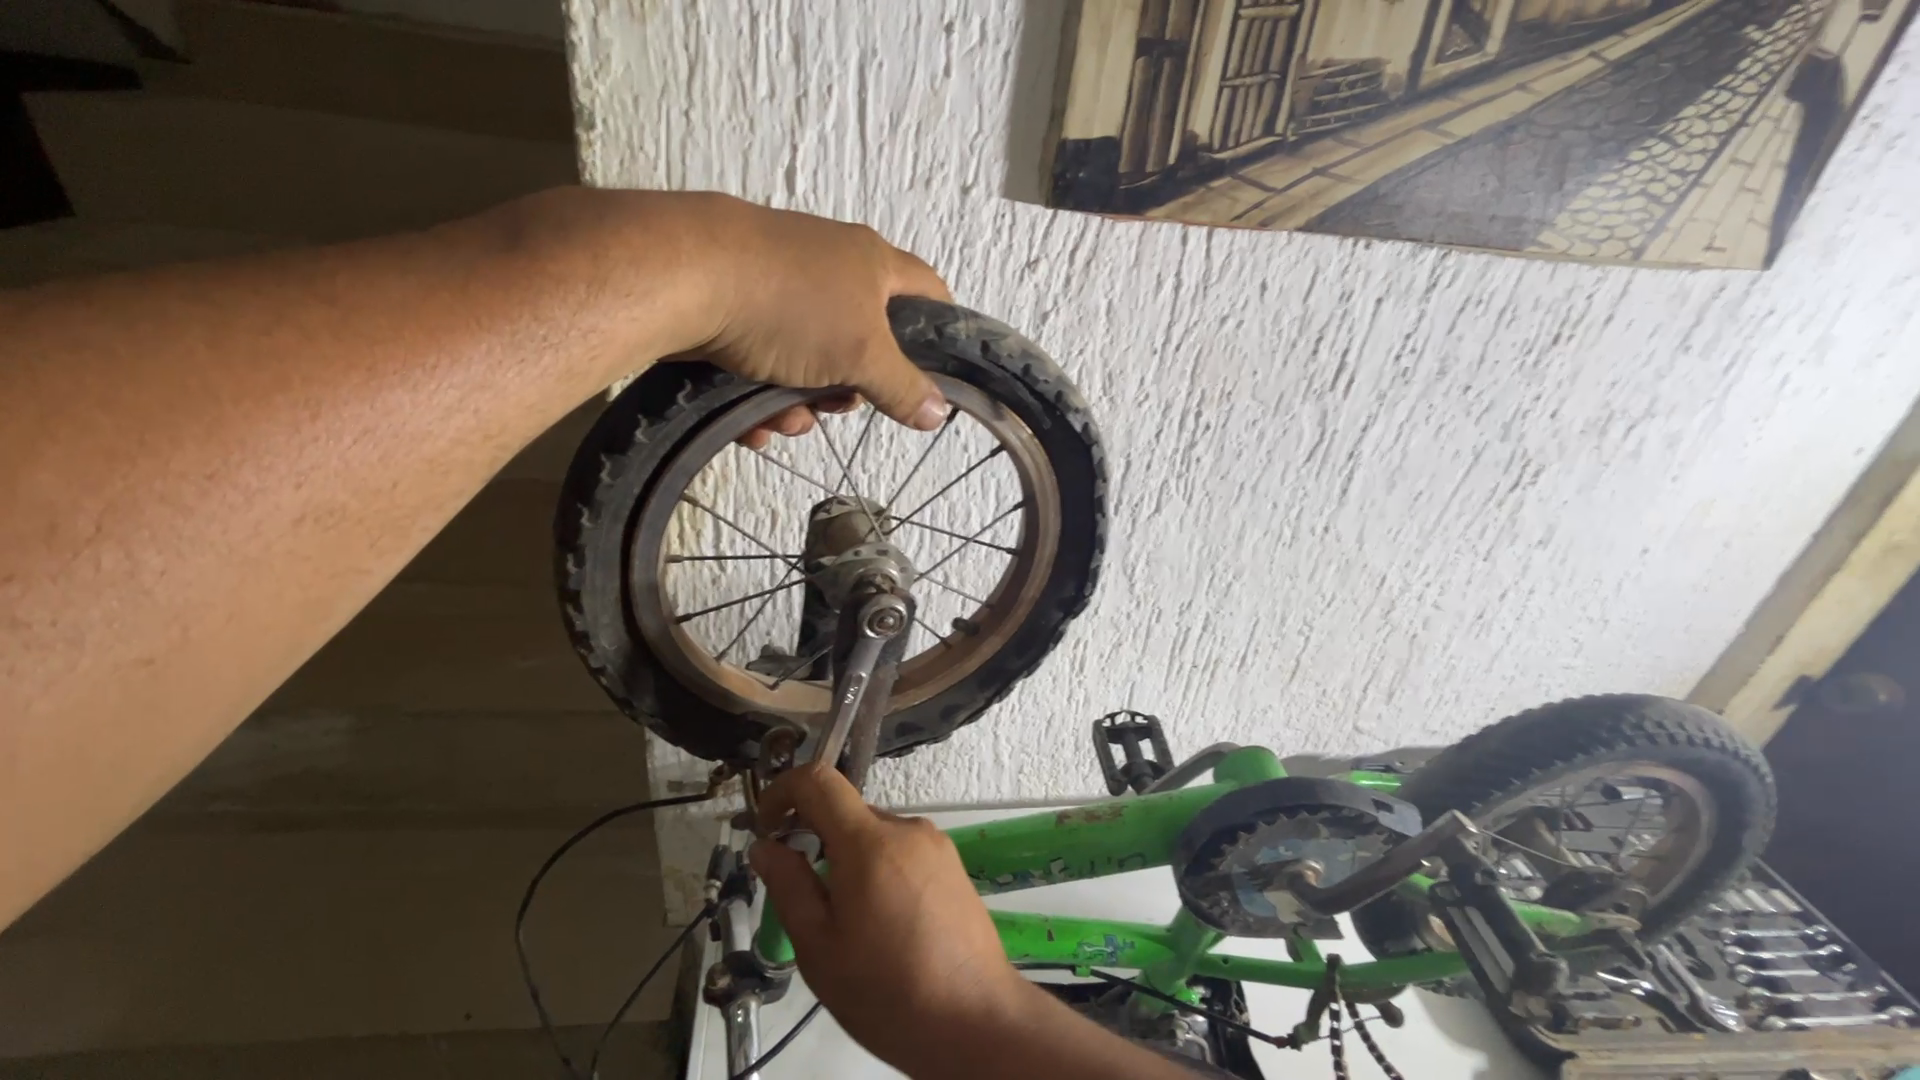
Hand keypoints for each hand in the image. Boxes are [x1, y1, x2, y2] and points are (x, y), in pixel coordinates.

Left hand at [661, 193, 953, 448]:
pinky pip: (764, 362)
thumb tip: (939, 412)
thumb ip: (903, 386)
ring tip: (783, 420)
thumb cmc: (790, 306)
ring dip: (801, 402)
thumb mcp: (861, 354)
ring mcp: (779, 287)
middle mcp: (828, 268)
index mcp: (871, 263)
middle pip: (862, 340)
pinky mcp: (735, 309)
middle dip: (850, 387)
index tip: (936, 373)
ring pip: (808, 360)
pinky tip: (752, 422)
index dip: (941, 330)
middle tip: (838, 405)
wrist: (682, 278)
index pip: (927, 290)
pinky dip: (761, 396)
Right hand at [749, 764, 1031, 1074]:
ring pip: (875, 834)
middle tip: (801, 893)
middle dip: (815, 838)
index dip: (783, 790)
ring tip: (846, 919)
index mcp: (869, 842)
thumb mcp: (819, 947)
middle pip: (847, 812)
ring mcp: (936, 845)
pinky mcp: (953, 865)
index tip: (766, 825)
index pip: (819, 780)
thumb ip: (788, 886)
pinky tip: (881, 921)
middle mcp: (906, 829)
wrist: (974, 1020)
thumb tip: (765, 846)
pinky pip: (902, 851)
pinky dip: (879, 869)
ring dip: (848, 859)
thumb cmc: (887, 990)